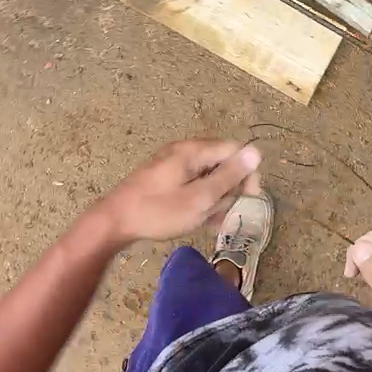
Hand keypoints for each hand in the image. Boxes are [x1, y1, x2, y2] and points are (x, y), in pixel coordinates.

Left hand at [89, 139, 262, 247]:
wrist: (114, 222)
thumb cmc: (158, 211)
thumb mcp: (199, 198)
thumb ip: (229, 176)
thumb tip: (256, 152)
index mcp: (193, 151)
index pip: (235, 150)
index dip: (247, 173)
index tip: (248, 198)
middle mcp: (184, 150)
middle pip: (222, 163)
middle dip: (228, 189)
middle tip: (219, 214)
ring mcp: (173, 163)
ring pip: (208, 176)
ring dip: (214, 198)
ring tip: (205, 220)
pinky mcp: (165, 177)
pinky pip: (193, 183)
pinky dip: (200, 199)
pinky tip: (197, 219)